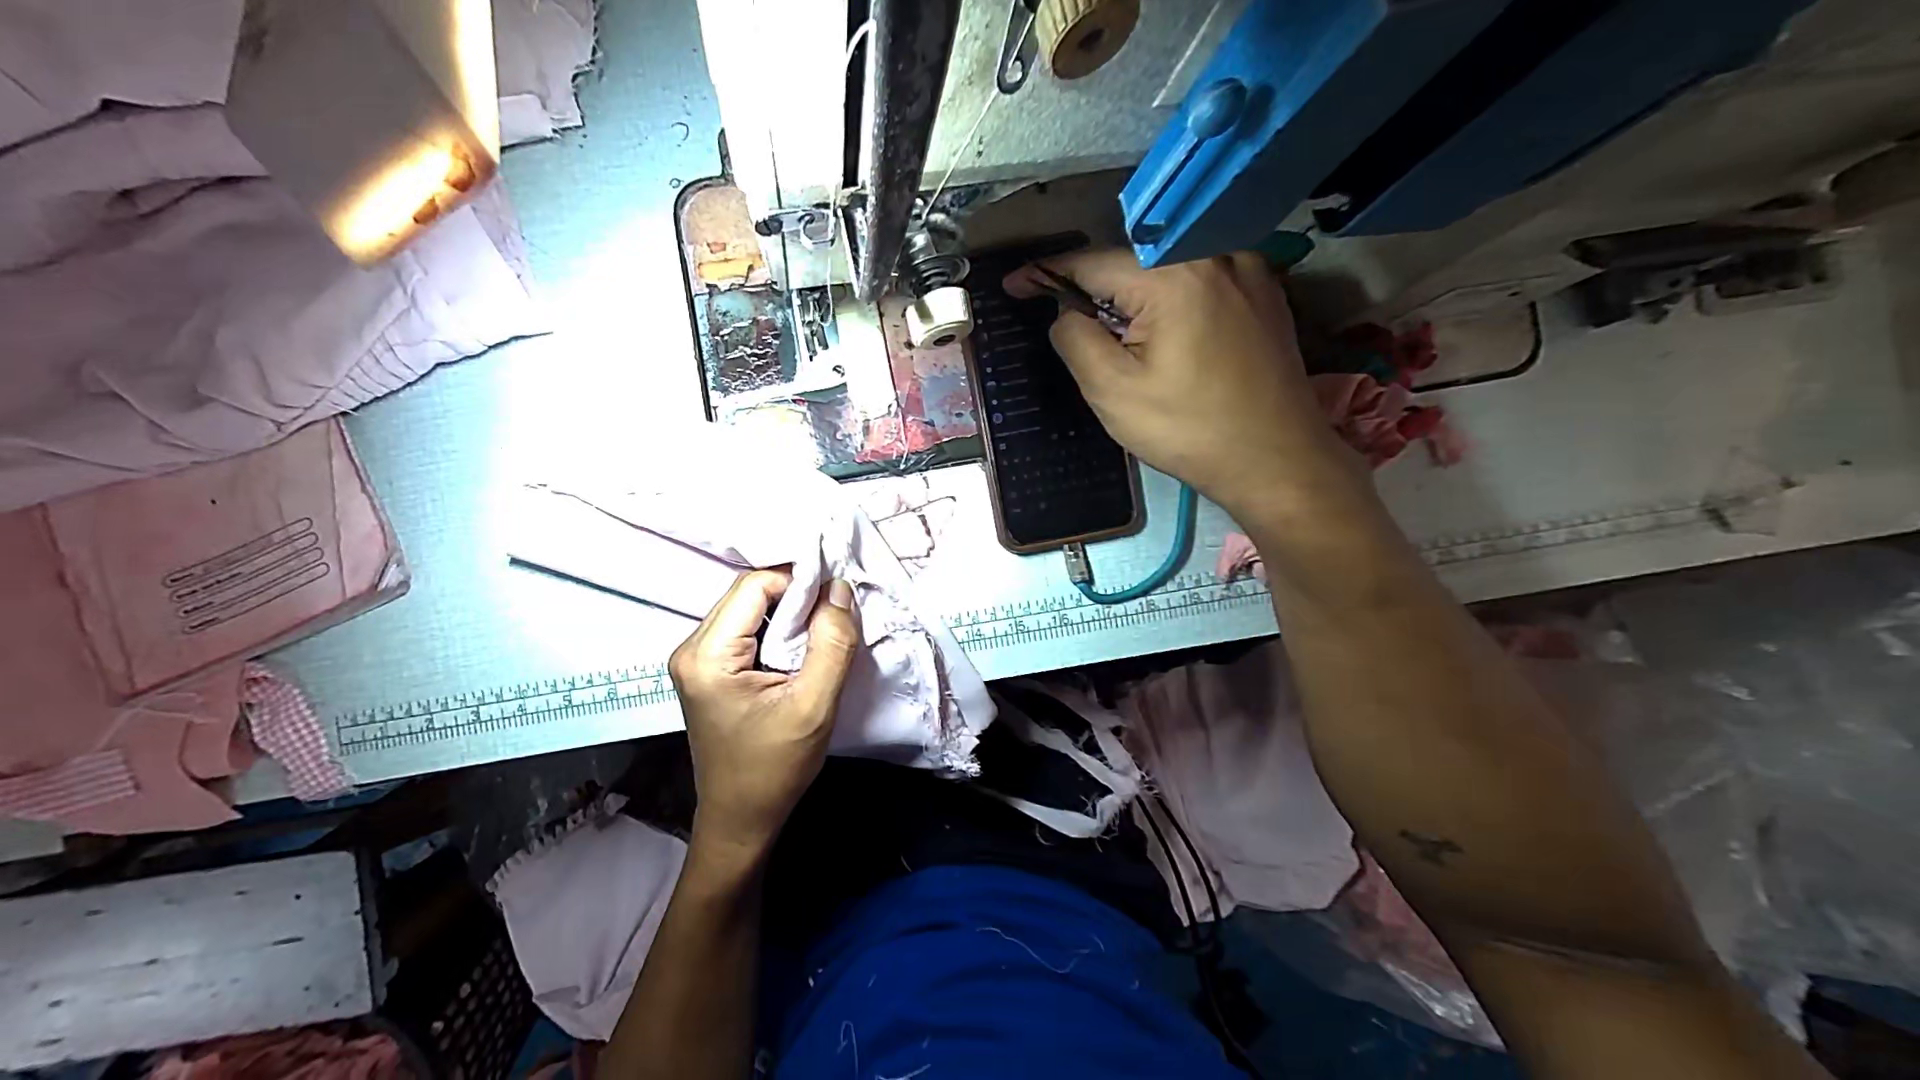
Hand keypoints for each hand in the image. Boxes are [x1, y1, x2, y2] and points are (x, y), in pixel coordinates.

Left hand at [668, 569, 858, 858]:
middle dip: (796, 596)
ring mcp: (697, 659)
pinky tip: (803, 647)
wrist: (742, 818)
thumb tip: (840, 589)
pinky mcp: (710, 670)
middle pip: (749, 593)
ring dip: (790, 613)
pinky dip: (780, 629)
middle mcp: (692, 649)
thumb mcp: (813, 706)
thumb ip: (831, 645)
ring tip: (823, 631)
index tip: (837, 595)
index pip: (754, 586)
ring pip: (751, 608)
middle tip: (835, 613)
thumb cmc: (773, 769)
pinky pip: (748, 628)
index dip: (799, 581)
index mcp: (706, 656)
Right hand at [1005, 250, 1356, 515]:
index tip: (1015, 286)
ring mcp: (1248, 270)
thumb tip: (1065, 311)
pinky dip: (1171, 301)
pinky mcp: (1265, 294)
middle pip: (1132, 262)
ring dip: (1133, 296)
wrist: (1278, 461)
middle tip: (1065, 322)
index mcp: (1173, 275)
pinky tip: (1167, 338)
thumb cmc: (1191, 430)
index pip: (1091, 261)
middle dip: (1092, 288)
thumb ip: (1075, 338)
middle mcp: (1215, 254)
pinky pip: (1201, 282)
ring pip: (1166, 270)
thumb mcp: (1112, 391)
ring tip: (1117, 337)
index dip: (1046, 273)